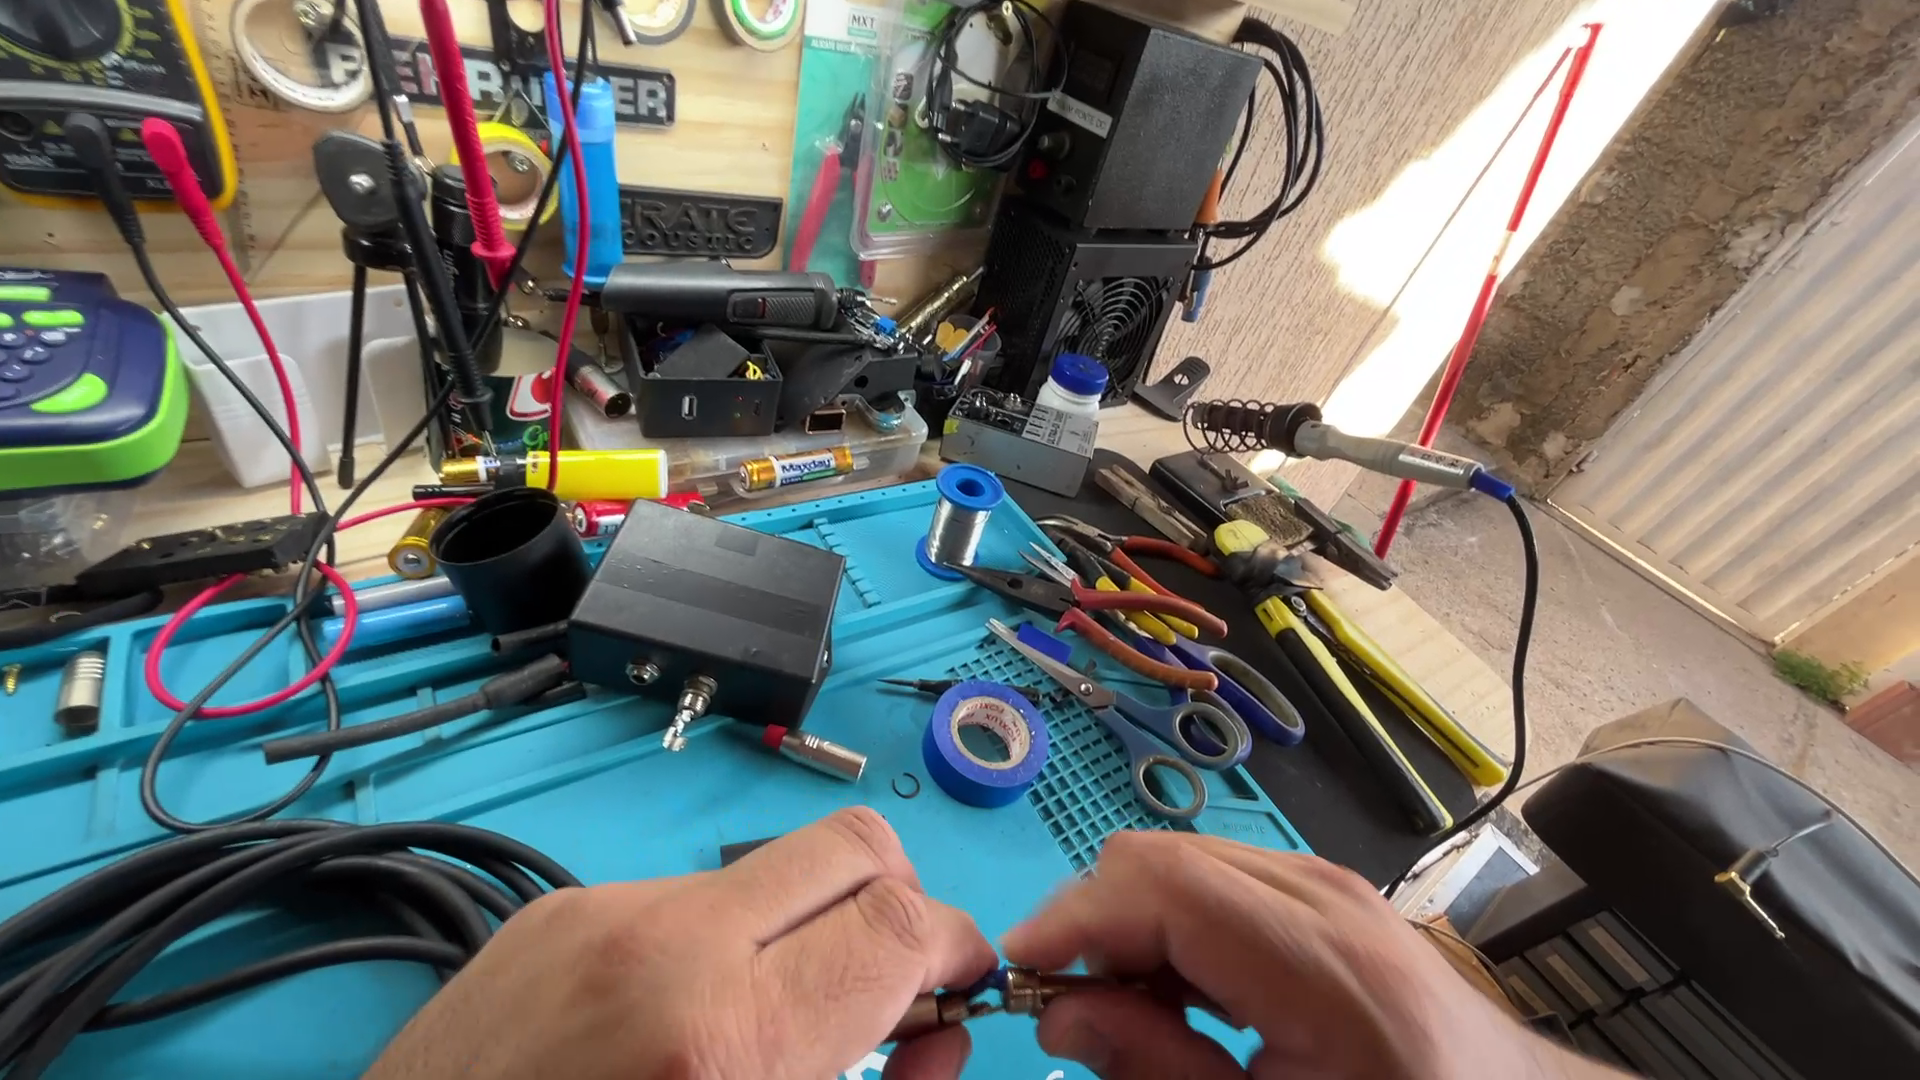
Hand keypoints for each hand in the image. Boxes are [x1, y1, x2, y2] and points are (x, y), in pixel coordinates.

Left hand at [364, 807, 996, 1079]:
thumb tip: (937, 1032)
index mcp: (724, 1042)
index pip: (897, 920)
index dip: (955, 944)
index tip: (957, 982)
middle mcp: (666, 942)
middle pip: (854, 841)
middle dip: (899, 897)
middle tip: (886, 976)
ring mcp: (599, 909)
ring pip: (774, 867)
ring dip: (806, 925)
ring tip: (766, 1014)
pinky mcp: (555, 907)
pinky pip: (689, 895)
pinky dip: (724, 942)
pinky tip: (672, 1020)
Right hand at [1003, 832, 1619, 1078]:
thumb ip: (1157, 1072)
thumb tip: (1060, 1013)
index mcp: (1323, 962)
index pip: (1166, 885)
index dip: (1077, 915)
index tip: (1020, 969)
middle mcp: (1316, 891)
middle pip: (1158, 859)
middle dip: (1093, 922)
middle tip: (1076, 1008)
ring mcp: (1318, 878)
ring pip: (1172, 862)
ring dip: (1126, 925)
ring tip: (1134, 1011)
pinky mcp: (1313, 886)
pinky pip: (1206, 879)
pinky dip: (1167, 925)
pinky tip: (1185, 993)